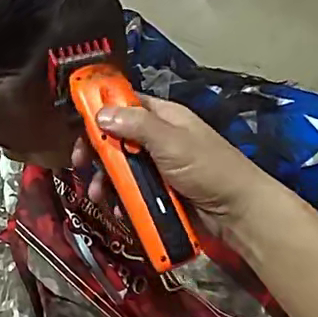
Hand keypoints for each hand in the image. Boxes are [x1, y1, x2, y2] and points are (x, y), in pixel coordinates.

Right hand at [76, 97, 272, 227]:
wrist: (238, 211)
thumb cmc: (210, 168)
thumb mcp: (171, 142)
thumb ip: (136, 126)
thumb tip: (100, 113)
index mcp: (164, 117)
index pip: (125, 105)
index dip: (100, 112)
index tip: (78, 127)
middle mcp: (158, 139)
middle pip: (116, 140)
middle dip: (97, 154)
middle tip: (81, 166)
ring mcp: (159, 168)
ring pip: (121, 170)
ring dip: (106, 182)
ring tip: (99, 195)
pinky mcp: (160, 194)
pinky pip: (133, 193)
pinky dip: (122, 201)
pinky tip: (118, 210)